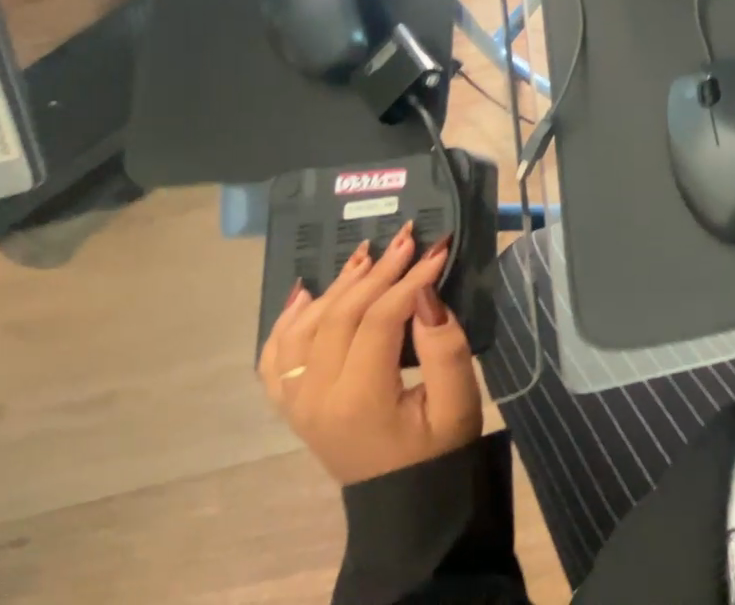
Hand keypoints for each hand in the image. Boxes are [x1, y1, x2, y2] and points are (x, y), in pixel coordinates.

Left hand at [258, 221, 483, 484]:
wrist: (403, 498)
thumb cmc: (439, 447)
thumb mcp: (459, 402)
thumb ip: (446, 349)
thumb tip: (428, 296)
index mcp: (359, 397)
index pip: (378, 321)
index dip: (409, 280)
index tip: (438, 250)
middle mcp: (315, 396)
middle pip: (339, 316)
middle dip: (376, 271)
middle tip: (407, 238)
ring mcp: (295, 400)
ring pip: (305, 327)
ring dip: (338, 285)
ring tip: (368, 254)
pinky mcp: (291, 402)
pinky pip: (275, 354)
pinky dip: (288, 318)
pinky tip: (306, 291)